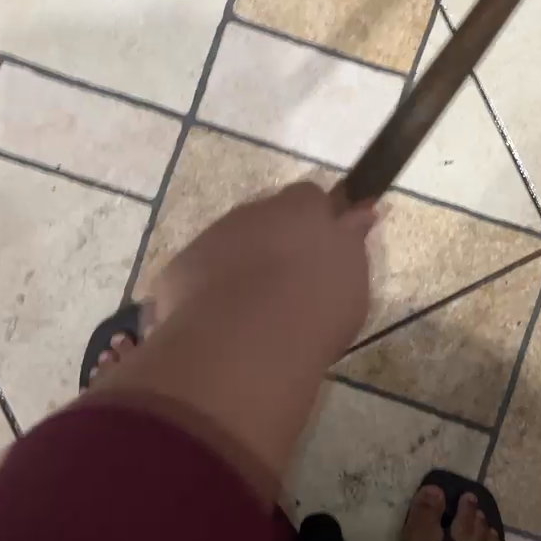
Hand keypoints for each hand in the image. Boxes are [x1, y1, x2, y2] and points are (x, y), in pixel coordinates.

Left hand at [154, 183, 377, 358]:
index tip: (325, 253)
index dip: (318, 221)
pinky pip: (200, 274)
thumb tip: (361, 212)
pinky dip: (210, 291)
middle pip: (268, 217)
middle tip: (293, 286)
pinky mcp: (180, 268)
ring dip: (243, 265)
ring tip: (257, 312)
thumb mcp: (352, 279)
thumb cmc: (315, 309)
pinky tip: (223, 325)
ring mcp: (212, 237)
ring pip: (232, 244)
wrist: (244, 343)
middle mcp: (254, 211)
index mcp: (302, 208)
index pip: (312, 197)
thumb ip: (352, 241)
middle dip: (278, 242)